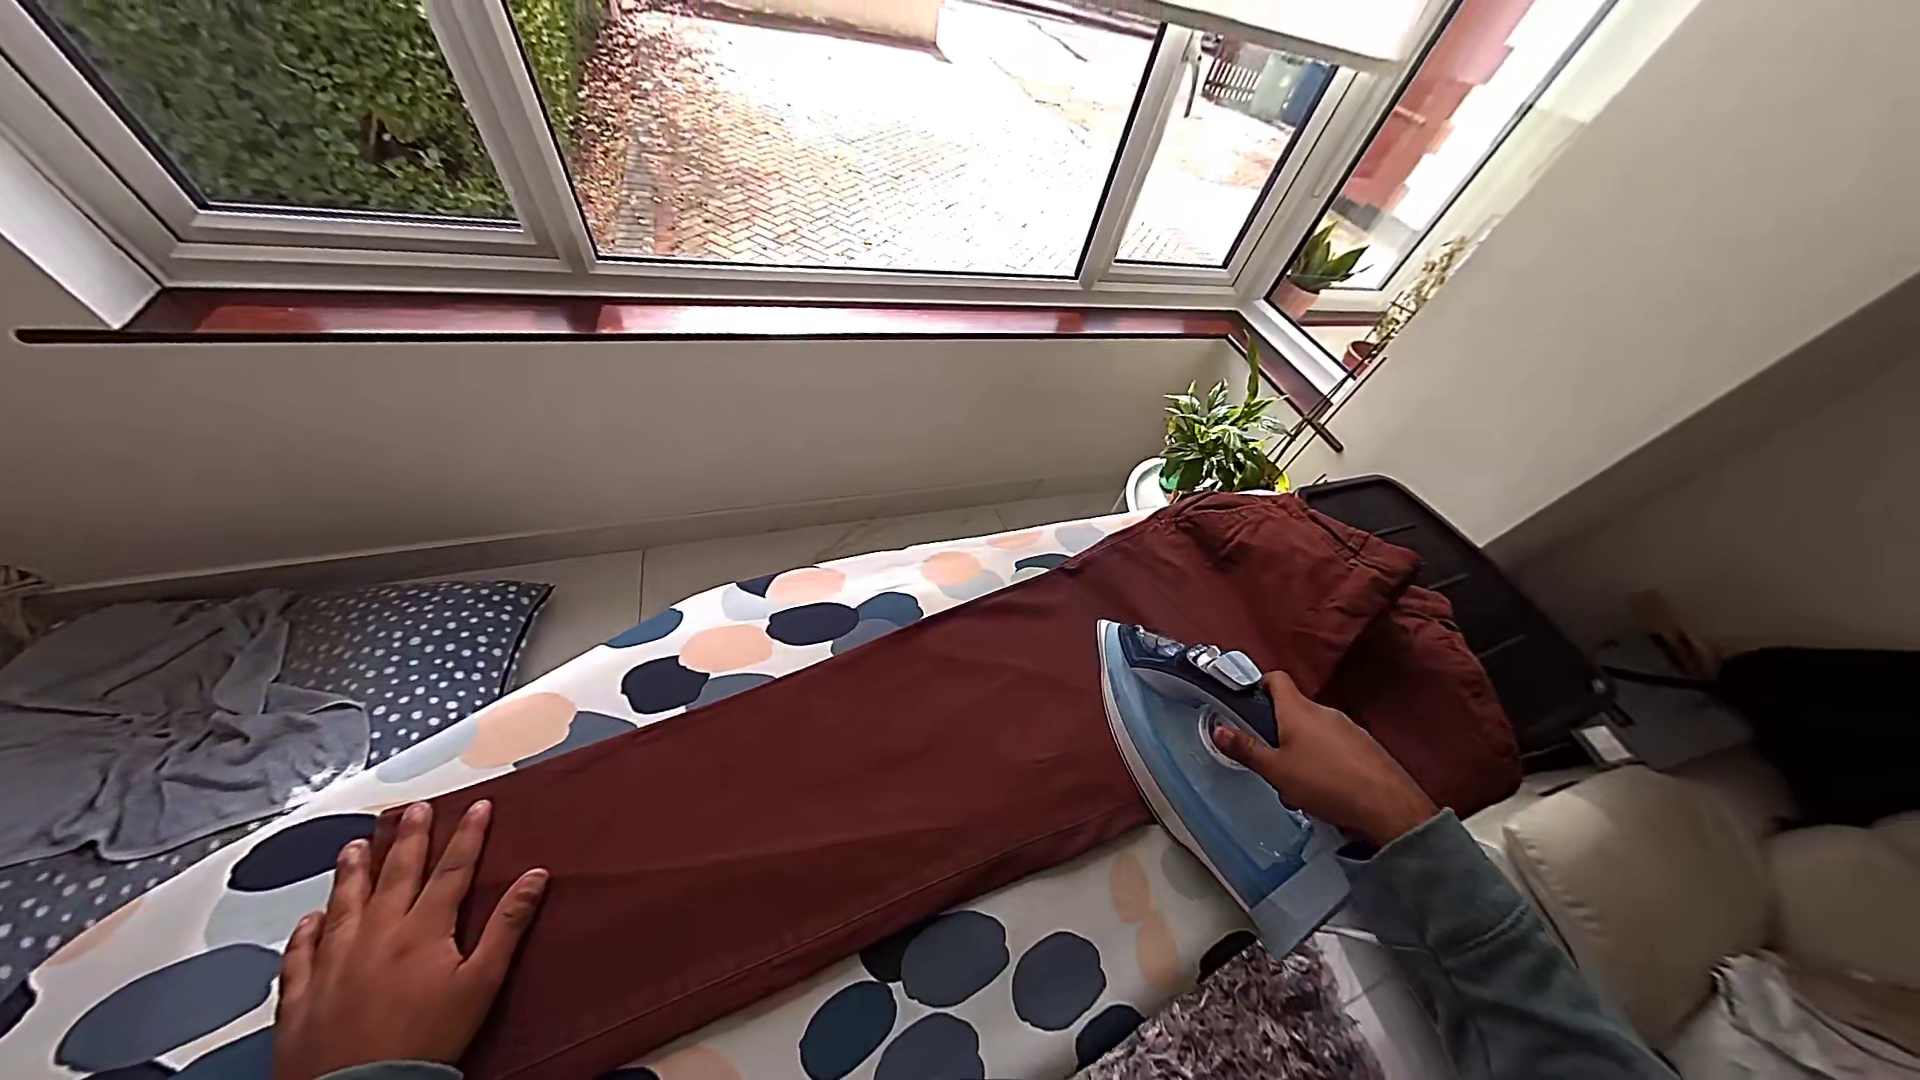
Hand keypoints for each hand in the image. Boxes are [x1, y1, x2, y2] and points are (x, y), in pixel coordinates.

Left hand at [273, 800, 548, 1079]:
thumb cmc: (430, 1037)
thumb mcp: (483, 980)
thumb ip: (508, 924)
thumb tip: (535, 875)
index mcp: (423, 930)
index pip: (452, 869)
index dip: (468, 834)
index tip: (479, 805)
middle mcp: (377, 936)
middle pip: (396, 876)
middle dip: (410, 839)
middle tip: (414, 809)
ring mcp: (334, 965)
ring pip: (344, 906)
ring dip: (353, 873)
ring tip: (355, 846)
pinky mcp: (302, 998)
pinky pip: (300, 956)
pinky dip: (305, 933)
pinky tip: (309, 918)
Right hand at [1209, 671, 1437, 846]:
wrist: (1391, 809)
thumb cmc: (1330, 784)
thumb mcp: (1275, 770)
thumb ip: (1245, 749)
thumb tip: (1219, 731)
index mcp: (1298, 710)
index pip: (1276, 678)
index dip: (1259, 684)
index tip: (1249, 700)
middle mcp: (1325, 712)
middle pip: (1293, 710)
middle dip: (1278, 732)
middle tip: (1270, 758)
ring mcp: (1349, 729)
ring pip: (1315, 731)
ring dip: (1302, 750)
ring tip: (1298, 784)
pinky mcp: (1367, 748)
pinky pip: (1337, 747)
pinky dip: (1326, 762)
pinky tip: (1325, 790)